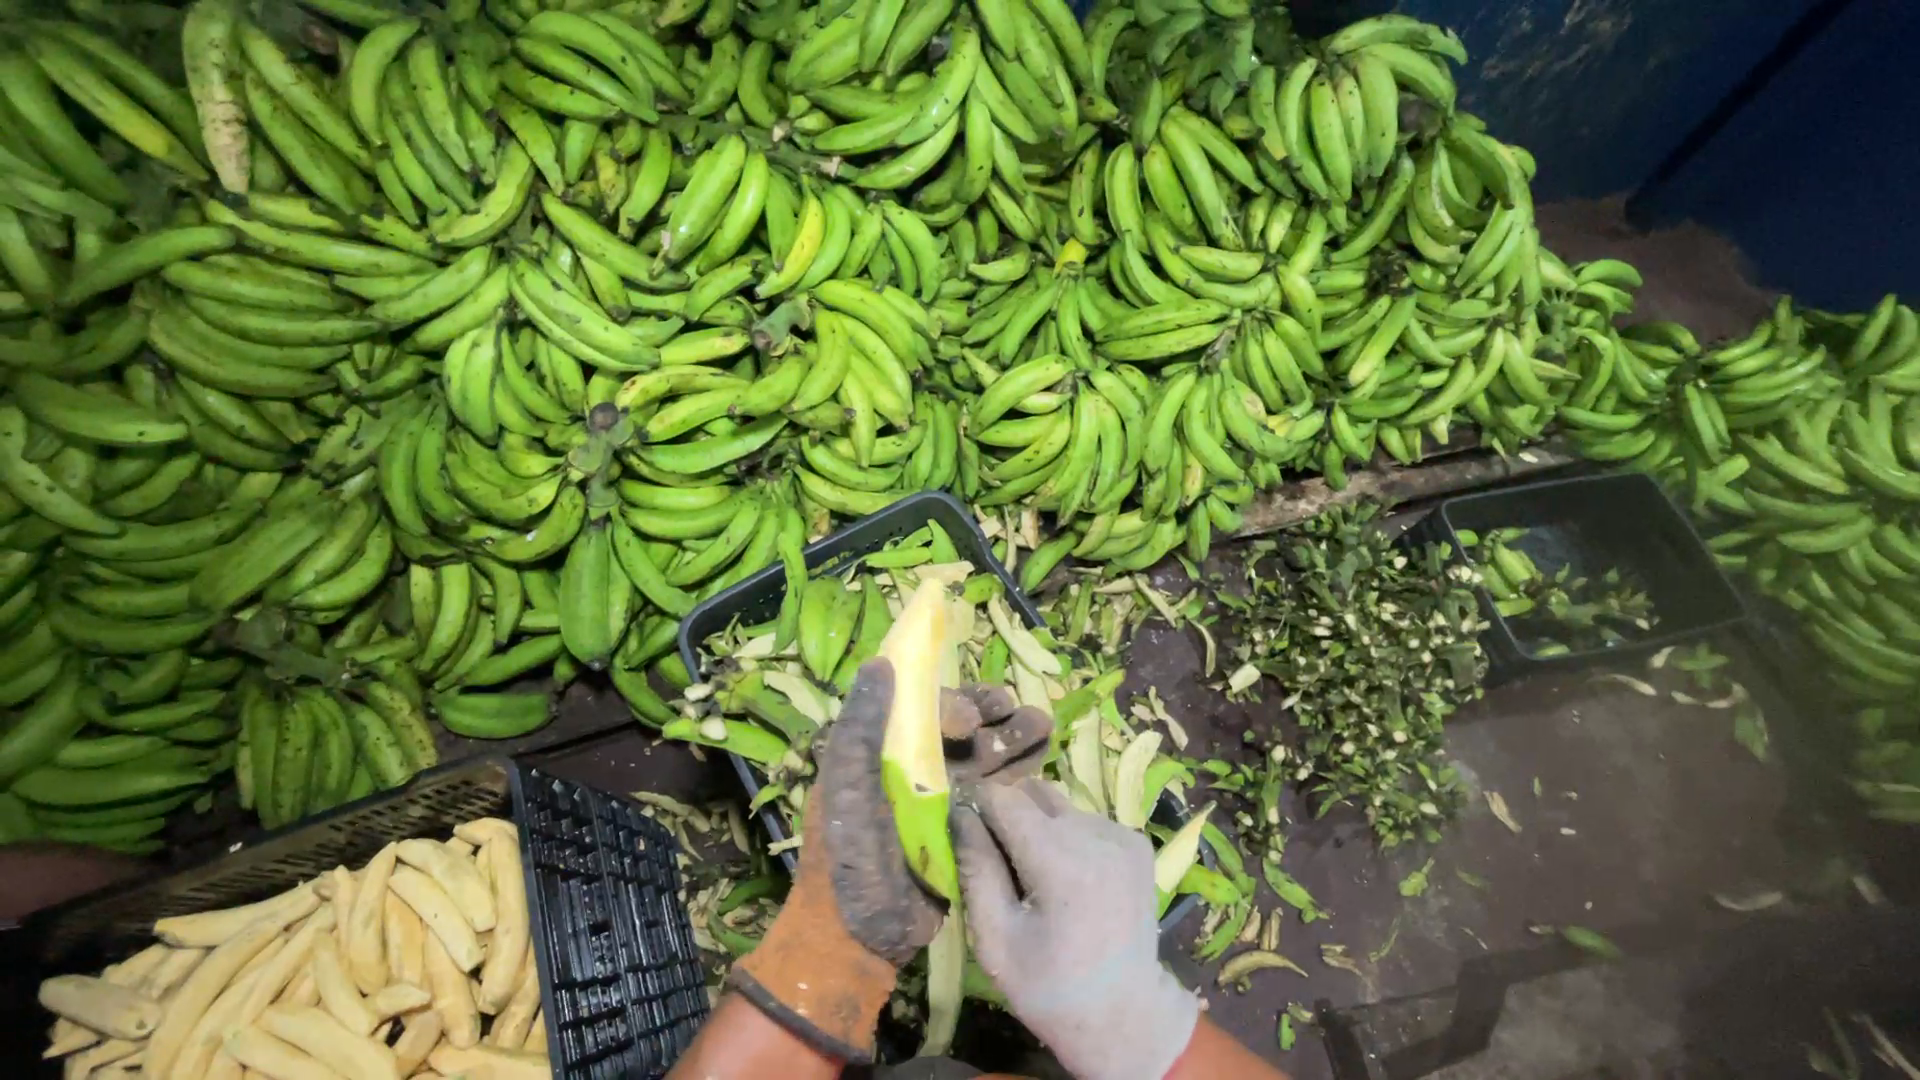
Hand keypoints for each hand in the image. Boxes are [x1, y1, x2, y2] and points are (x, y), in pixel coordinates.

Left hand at [813, 664, 1054, 963]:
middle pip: (966, 726)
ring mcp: (949, 797)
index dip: (953, 704)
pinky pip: (1005, 789)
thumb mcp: (845, 786)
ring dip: (1016, 734)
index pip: (926, 709)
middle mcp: (920, 766)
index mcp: (887, 749)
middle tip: (1020, 713)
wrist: (865, 935)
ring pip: (990, 752)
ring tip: (1041, 725)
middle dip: (995, 713)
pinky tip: (1044, 752)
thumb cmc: (848, 855)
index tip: (969, 719)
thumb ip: (861, 727)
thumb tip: (880, 663)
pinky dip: (1026, 768)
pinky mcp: (973, 828)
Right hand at [953, 779, 1200, 1079]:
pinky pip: (1084, 819)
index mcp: (1061, 860)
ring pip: (1058, 803)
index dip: (976, 804)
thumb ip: (976, 869)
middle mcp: (1096, 834)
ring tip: (1033, 871)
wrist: (1126, 1015)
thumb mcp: (995, 939)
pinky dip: (1066, 835)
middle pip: (1032, 790)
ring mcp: (1121, 835)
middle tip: (994, 854)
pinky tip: (1067, 877)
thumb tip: (959, 813)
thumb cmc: (1050, 987)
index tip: (962, 824)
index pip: (1003, 796)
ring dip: (1036, 822)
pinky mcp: (1136, 842)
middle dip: (1006, 811)